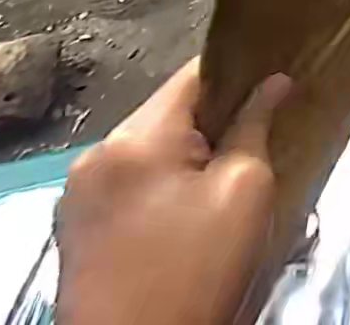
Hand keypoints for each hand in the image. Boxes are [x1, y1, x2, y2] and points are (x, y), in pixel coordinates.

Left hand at [56, 58, 291, 324]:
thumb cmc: (195, 276)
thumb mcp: (244, 191)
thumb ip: (257, 125)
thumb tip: (274, 83)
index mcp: (136, 138)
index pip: (196, 74)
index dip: (239, 76)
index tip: (270, 88)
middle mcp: (97, 154)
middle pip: (172, 110)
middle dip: (214, 122)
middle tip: (251, 145)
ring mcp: (78, 193)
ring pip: (151, 145)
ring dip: (188, 153)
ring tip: (221, 183)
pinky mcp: (74, 226)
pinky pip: (130, 179)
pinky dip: (161, 182)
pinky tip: (184, 213)